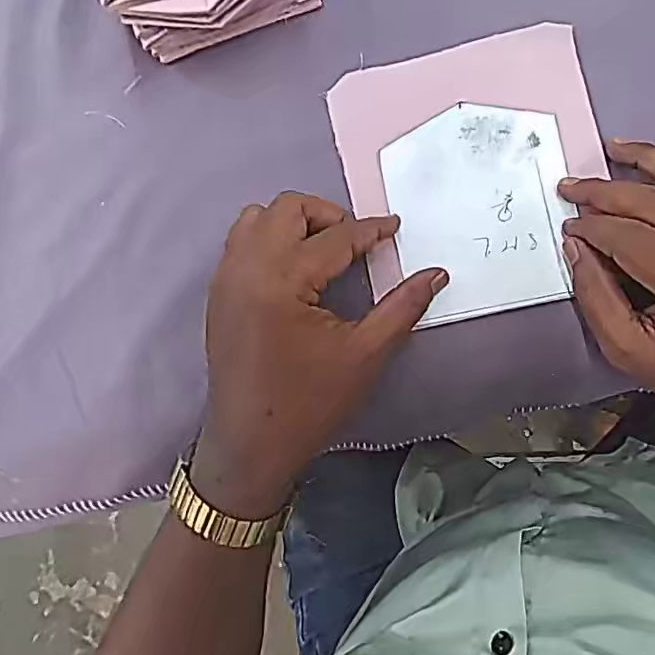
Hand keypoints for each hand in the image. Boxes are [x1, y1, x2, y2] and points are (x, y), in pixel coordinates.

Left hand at [190, 192, 446, 518]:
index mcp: (282, 280)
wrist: (251, 446)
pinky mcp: (218, 295)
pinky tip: (296, 272)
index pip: (334, 237)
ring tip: (326, 252)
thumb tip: (436, 274)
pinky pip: (241, 243)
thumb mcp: (366, 354)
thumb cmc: (310, 403)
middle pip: (287, 209)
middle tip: (358, 242)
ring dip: (295, 223)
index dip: (370, 230)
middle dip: (328, 215)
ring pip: (258, 219)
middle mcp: (246, 268)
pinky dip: (271, 240)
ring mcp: (225, 280)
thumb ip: (403, 306)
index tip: (395, 228)